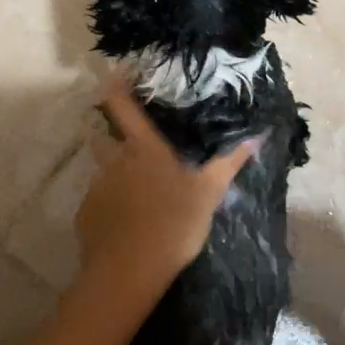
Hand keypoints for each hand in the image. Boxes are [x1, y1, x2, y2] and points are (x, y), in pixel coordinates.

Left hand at [76, 72, 263, 285]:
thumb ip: (230, 161)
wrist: (129, 272)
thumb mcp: (209, 192)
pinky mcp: (86, 214)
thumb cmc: (174, 223)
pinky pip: (98, 199)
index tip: (119, 72)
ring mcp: (96, 187)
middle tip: (132, 140)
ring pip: (102, 169)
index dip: (116, 85)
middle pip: (103, 134)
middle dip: (111, 132)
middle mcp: (113, 161)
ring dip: (114, 172)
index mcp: (142, 148)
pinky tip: (126, 220)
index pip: (119, 105)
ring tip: (136, 189)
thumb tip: (258, 134)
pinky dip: (110, 203)